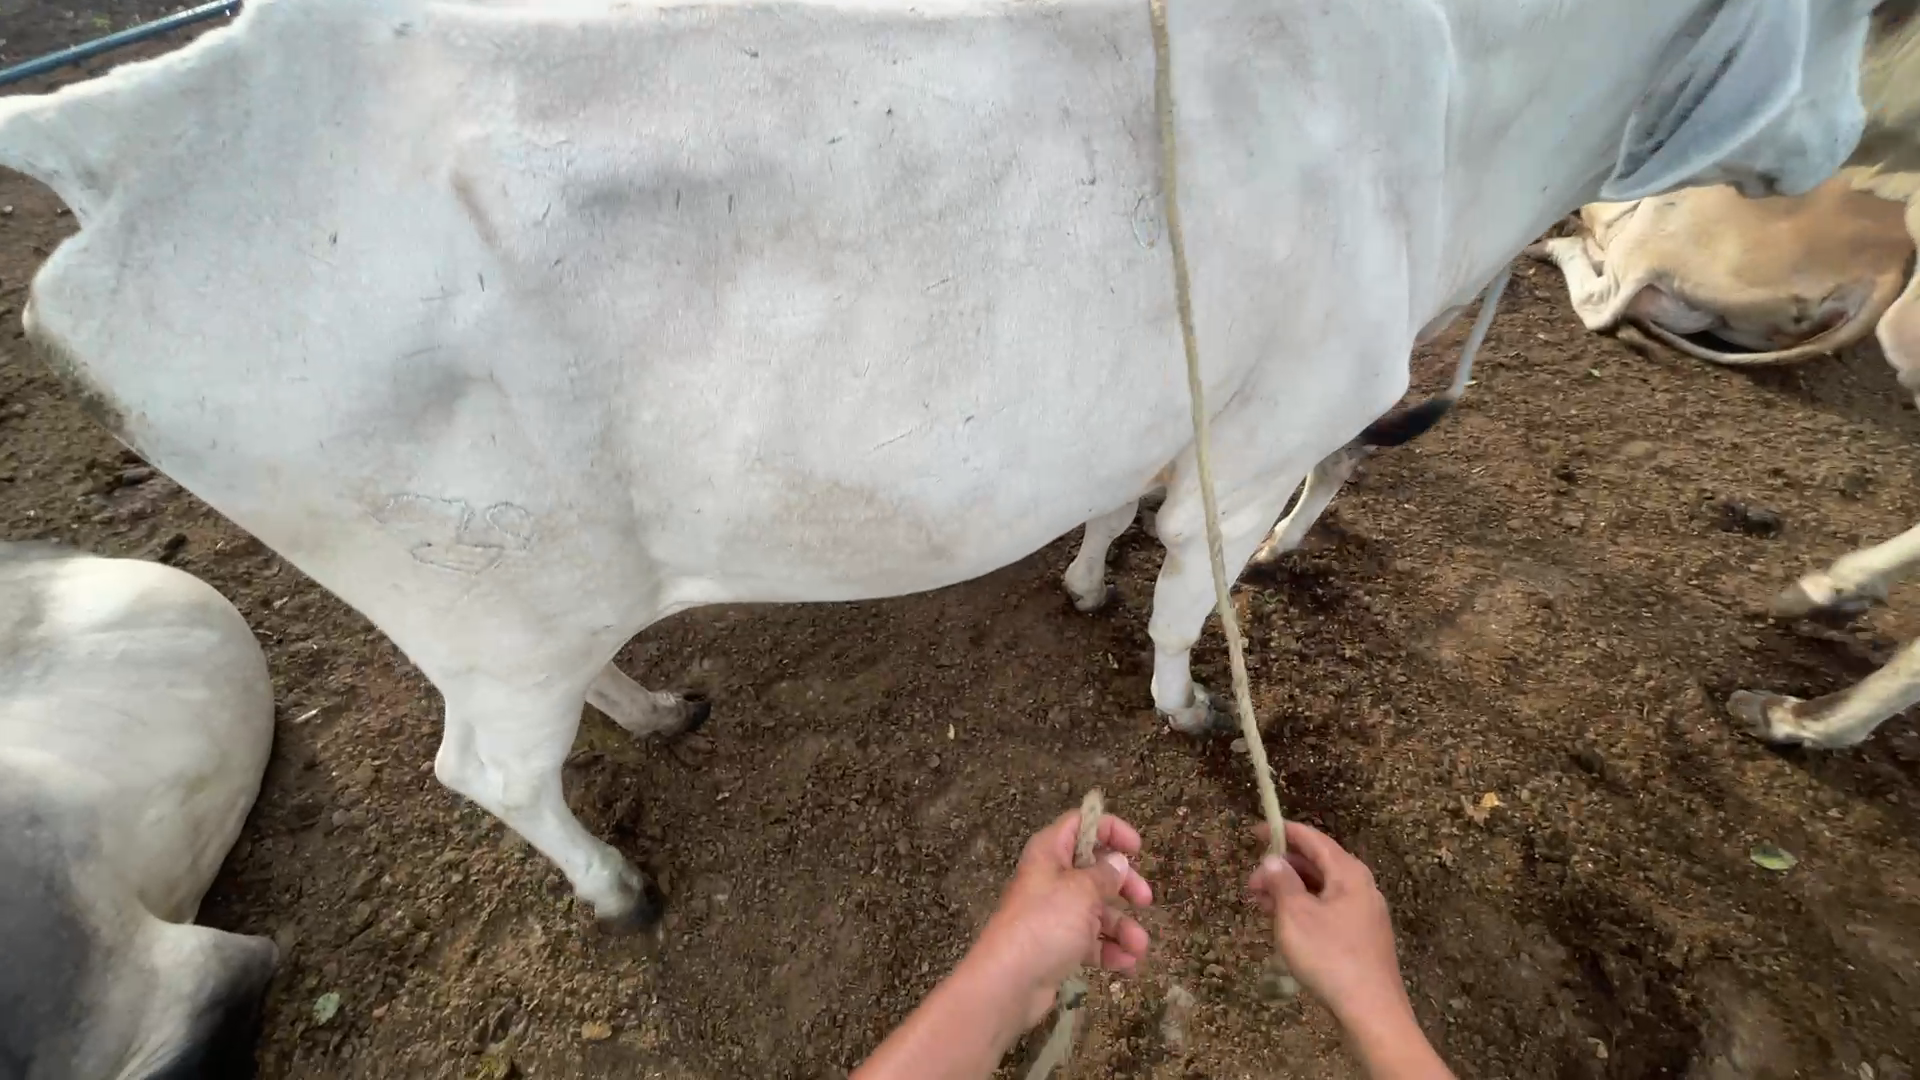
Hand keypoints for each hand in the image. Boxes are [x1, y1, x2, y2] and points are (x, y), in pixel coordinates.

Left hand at [963, 808, 1153, 1030]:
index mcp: (1050, 850)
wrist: (1010, 980)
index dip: (1110, 829)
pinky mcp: (1058, 943)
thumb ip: (1104, 874)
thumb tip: (1118, 861)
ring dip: (1122, 926)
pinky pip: (1090, 939)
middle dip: (1123, 885)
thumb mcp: (1081, 891)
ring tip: (1139, 947)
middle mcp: (1051, 875)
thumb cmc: (1046, 922)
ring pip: (1096, 909)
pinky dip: (1110, 949)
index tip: (1137, 847)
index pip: (1081, 823)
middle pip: (1095, 868)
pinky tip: (1127, 964)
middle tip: (1145, 900)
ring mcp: (1054, 911)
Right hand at [1246, 821, 1411, 1034]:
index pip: (1312, 838)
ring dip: (1289, 890)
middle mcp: (1361, 887)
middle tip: (1252, 884)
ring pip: (1320, 889)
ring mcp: (1364, 914)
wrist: (1372, 1015)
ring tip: (1261, 905)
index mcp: (1348, 873)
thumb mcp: (1294, 913)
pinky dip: (1303, 908)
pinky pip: (1328, 909)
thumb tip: (1273, 860)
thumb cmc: (1329, 955)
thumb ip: (1280, 880)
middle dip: (1281, 868)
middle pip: (1316, 864)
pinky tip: (1284, 924)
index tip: (1254, 832)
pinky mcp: (1363, 938)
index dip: (1281, 831)